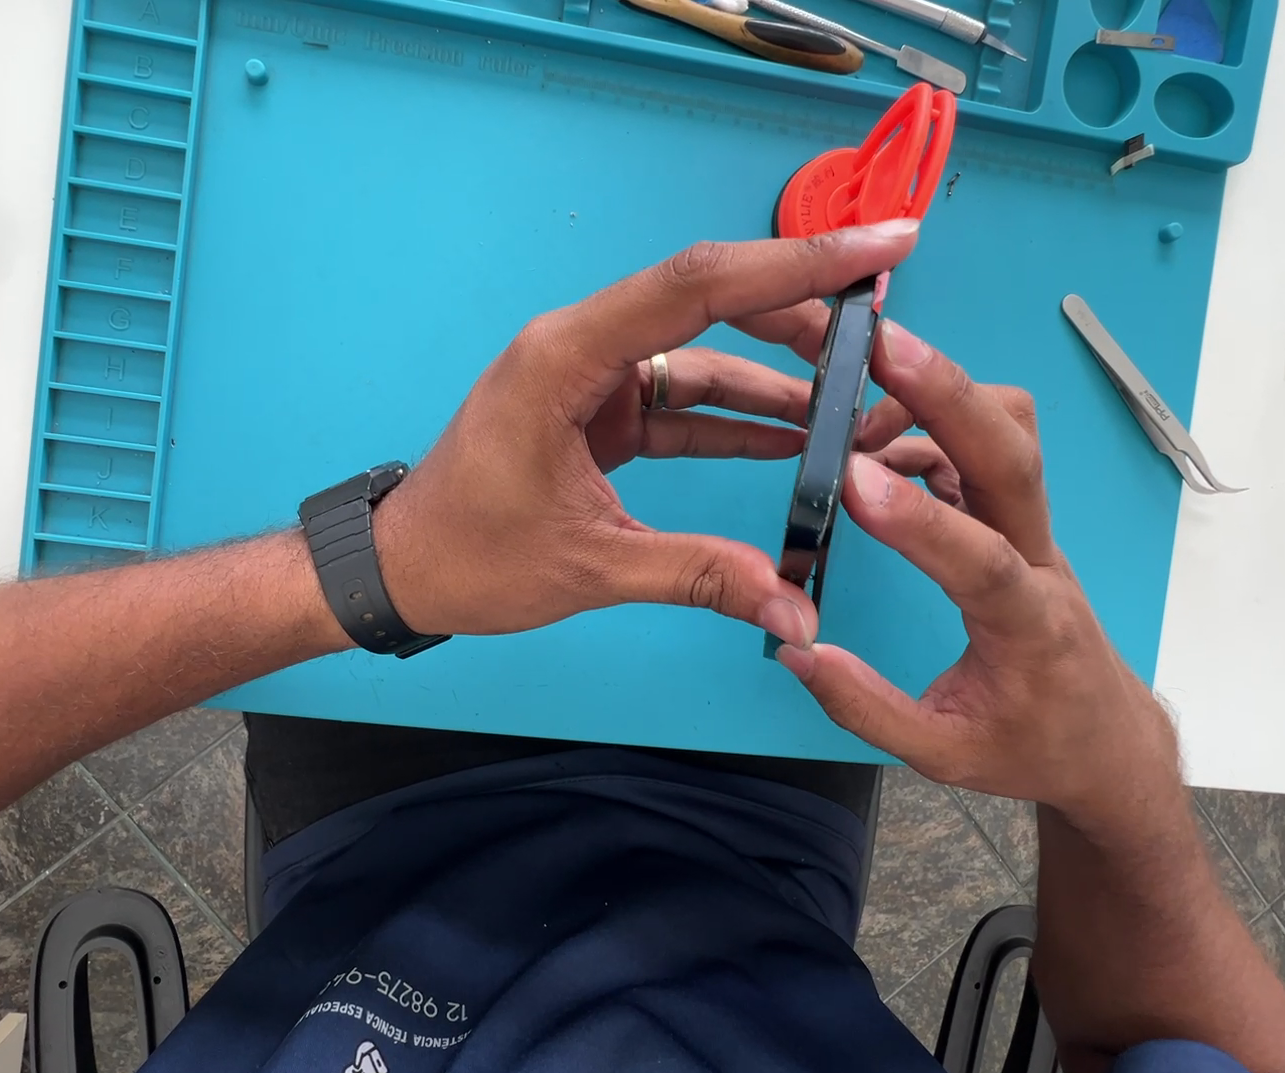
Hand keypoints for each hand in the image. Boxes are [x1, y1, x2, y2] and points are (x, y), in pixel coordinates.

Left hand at [372, 220, 923, 642]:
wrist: (404, 568)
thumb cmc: (471, 557)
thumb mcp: (590, 566)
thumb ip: (698, 576)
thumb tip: (794, 613)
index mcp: (565, 357)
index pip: (694, 286)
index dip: (795, 265)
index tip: (879, 248)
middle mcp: (579, 348)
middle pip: (704, 304)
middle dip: (797, 315)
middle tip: (880, 332)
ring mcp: (588, 379)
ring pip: (698, 356)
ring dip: (771, 378)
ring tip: (850, 399)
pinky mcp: (595, 413)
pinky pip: (677, 402)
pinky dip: (731, 419)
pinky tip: (789, 436)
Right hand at [775, 323, 1177, 823]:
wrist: (1111, 743)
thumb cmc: (1028, 750)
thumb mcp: (939, 753)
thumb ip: (863, 704)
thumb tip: (794, 648)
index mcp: (1027, 626)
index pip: (983, 562)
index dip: (919, 518)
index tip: (851, 478)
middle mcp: (1040, 560)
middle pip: (1015, 456)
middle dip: (947, 393)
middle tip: (876, 347)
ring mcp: (1034, 533)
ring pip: (1012, 434)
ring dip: (939, 402)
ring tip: (856, 416)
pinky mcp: (1018, 523)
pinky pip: (987, 451)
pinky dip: (932, 429)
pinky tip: (878, 451)